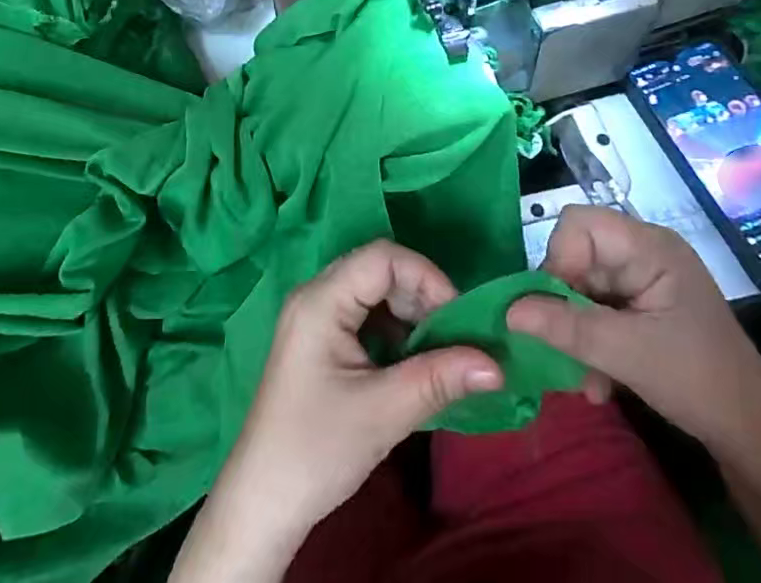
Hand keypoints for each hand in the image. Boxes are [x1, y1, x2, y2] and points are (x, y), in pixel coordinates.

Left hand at [185, 241, 502, 572]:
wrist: (262, 502)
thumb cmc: (317, 450)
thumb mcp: (384, 411)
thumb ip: (441, 378)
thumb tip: (498, 364)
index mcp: (320, 301)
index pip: (383, 257)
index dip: (427, 277)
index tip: (458, 319)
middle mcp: (314, 297)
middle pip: (378, 269)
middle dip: (421, 295)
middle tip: (452, 336)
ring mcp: (314, 319)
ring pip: (373, 292)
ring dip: (410, 314)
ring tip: (437, 352)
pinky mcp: (319, 342)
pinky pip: (364, 316)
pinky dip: (394, 330)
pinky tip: (412, 361)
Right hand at [506, 206, 760, 452]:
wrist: (753, 434)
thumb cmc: (698, 380)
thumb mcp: (626, 353)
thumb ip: (565, 327)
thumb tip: (507, 310)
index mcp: (649, 247)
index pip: (579, 224)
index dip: (558, 258)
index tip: (554, 305)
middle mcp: (643, 253)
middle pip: (575, 257)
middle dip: (562, 305)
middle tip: (558, 348)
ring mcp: (641, 279)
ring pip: (579, 288)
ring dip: (573, 332)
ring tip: (581, 377)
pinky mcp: (639, 306)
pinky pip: (594, 310)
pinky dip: (588, 342)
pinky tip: (595, 382)